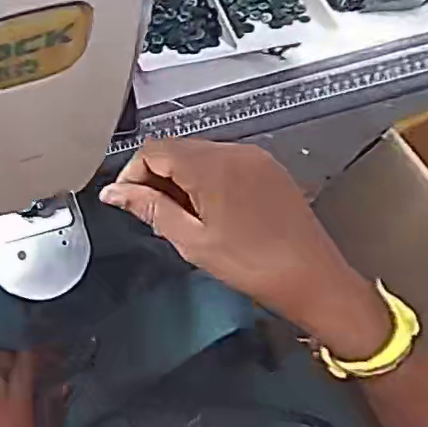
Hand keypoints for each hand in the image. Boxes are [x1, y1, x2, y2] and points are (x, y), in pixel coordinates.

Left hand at [0, 348, 60, 426]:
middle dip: (21, 360)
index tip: (53, 348)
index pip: (24, 363)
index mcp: (14, 407)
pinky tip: (12, 415)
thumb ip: (51, 414)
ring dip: (10, 381)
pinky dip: (0, 398)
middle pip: (2, 366)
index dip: (38, 351)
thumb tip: (59, 386)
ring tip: (30, 392)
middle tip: (42, 365)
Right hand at [98, 138, 389, 356]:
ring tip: (179, 216)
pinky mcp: (267, 168)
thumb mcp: (191, 240)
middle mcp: (234, 152)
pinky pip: (222, 162)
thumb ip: (149, 208)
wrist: (314, 278)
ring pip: (197, 154)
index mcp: (212, 167)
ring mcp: (254, 157)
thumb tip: (114, 193)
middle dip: (154, 176)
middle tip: (148, 213)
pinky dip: (204, 179)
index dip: (131, 174)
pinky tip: (206, 210)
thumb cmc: (253, 265)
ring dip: (178, 178)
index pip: (153, 150)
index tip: (125, 201)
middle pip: (175, 148)